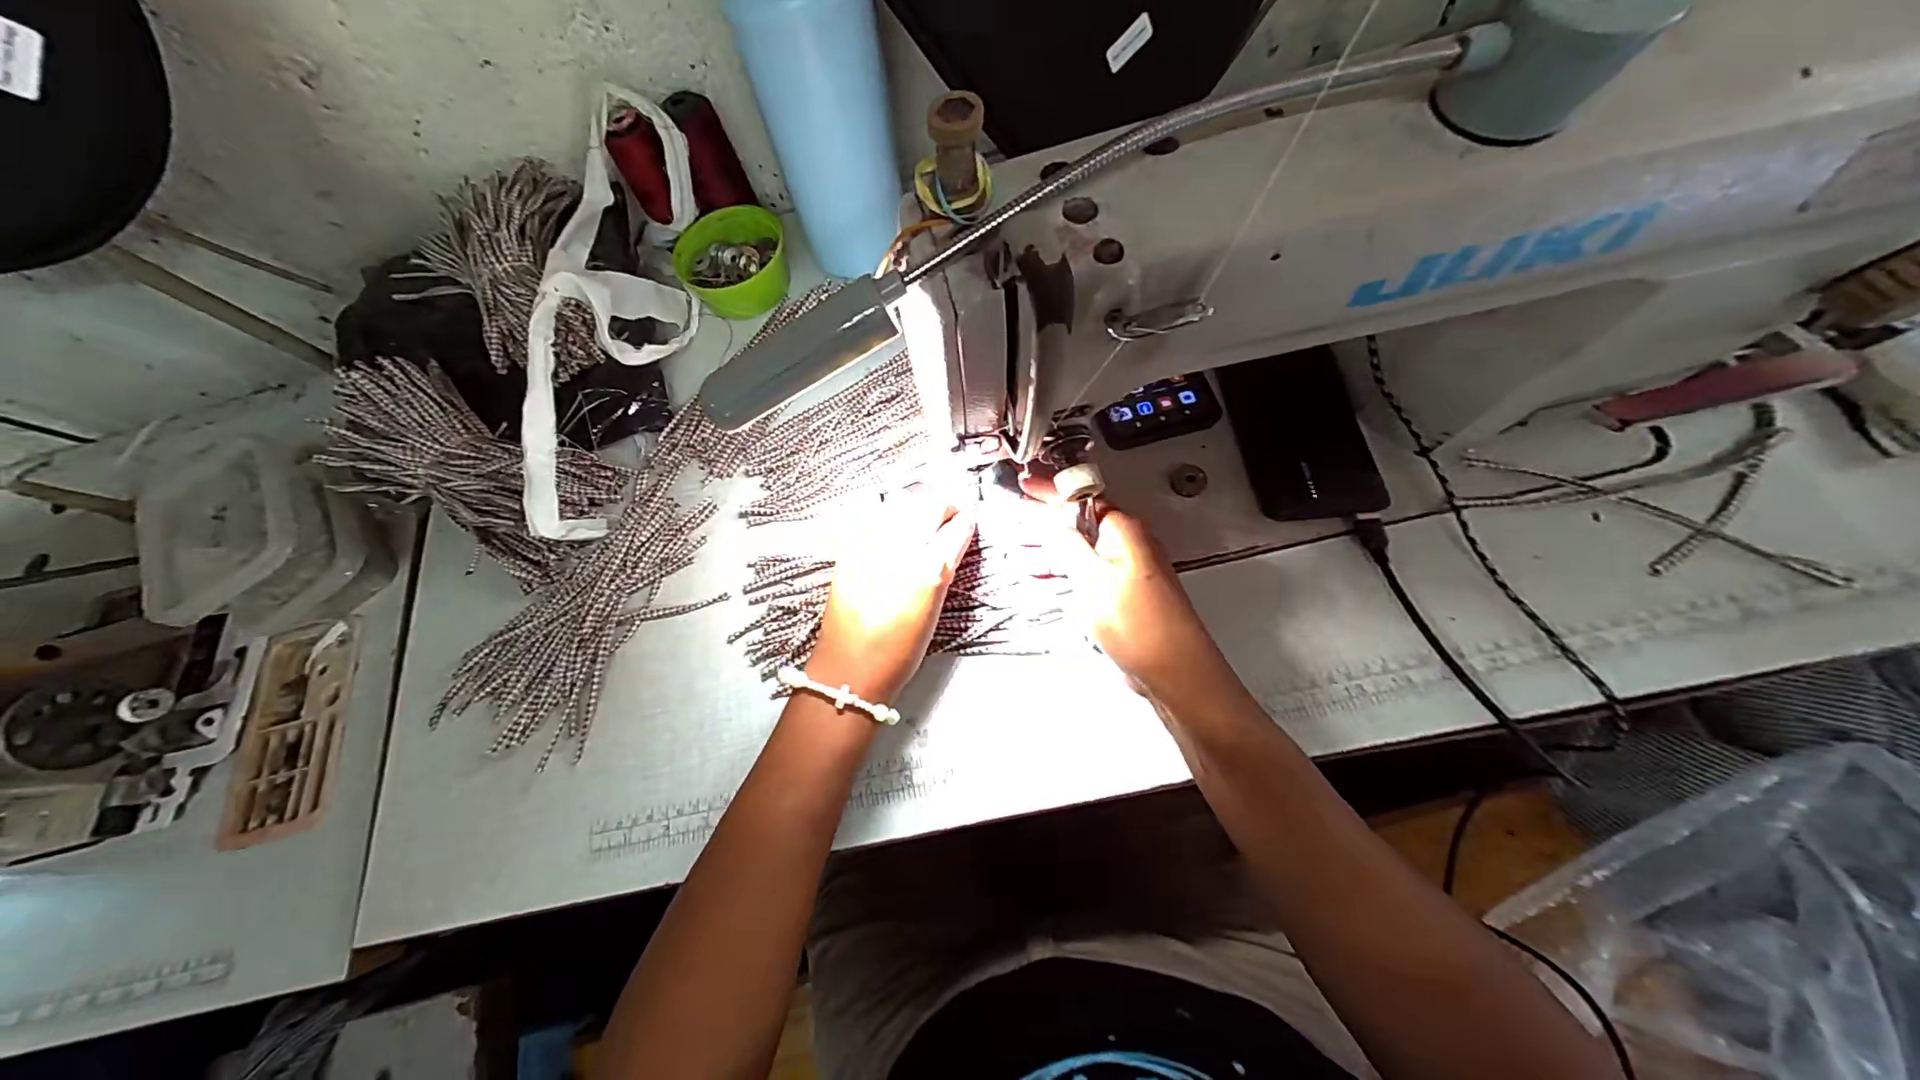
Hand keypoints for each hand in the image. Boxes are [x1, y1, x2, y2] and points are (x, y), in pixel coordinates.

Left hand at [805, 497, 975, 704]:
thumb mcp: (934, 608)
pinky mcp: (847, 546)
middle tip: (950, 512)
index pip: (957, 526)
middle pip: (928, 503)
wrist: (850, 666)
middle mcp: (901, 549)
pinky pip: (868, 512)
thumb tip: (954, 539)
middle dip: (943, 503)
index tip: (969, 516)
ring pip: (899, 501)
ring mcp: (870, 544)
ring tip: (921, 515)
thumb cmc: (897, 650)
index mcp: (929, 570)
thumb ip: (944, 567)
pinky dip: (882, 510)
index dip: (967, 518)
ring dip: (915, 502)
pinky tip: (888, 520)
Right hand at [1021, 466, 1230, 698]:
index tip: (1029, 485)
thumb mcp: (1092, 581)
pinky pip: (1095, 574)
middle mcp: (1132, 546)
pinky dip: (1075, 574)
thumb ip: (1070, 547)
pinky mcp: (1129, 595)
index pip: (1083, 498)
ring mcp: (1132, 571)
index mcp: (1126, 532)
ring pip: (1089, 550)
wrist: (1176, 671)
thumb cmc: (1145, 628)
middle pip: (1086, 522)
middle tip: (1026, 518)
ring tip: (1035, 552)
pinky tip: (1061, 585)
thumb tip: (1054, 524)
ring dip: (1063, 550)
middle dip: (1055, 520)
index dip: (1053, 490)